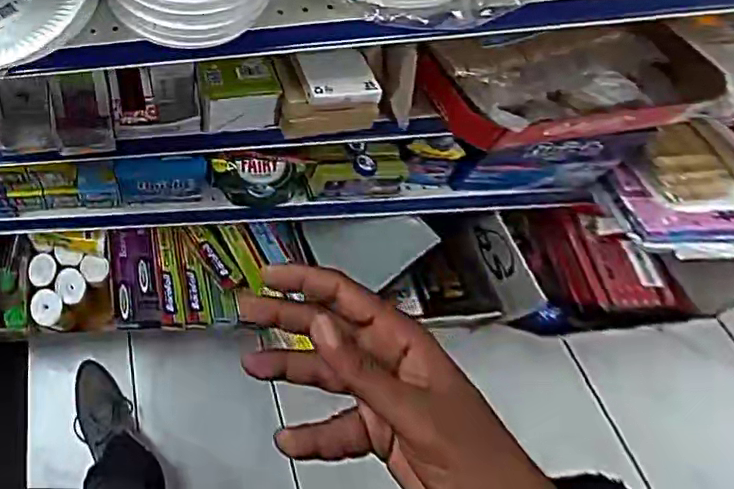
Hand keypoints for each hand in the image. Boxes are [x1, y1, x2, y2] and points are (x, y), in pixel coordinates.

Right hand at [237, 264, 552, 488]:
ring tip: (257, 365)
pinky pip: (336, 425)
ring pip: (326, 374)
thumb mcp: (415, 410)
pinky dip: (313, 433)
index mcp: (402, 340)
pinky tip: (292, 437)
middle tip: (250, 308)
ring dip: (290, 371)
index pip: (345, 296)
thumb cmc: (483, 459)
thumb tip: (321, 323)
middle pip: (327, 329)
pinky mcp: (380, 431)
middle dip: (285, 318)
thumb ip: (363, 368)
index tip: (272, 273)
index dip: (305, 279)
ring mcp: (383, 396)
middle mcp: (388, 360)